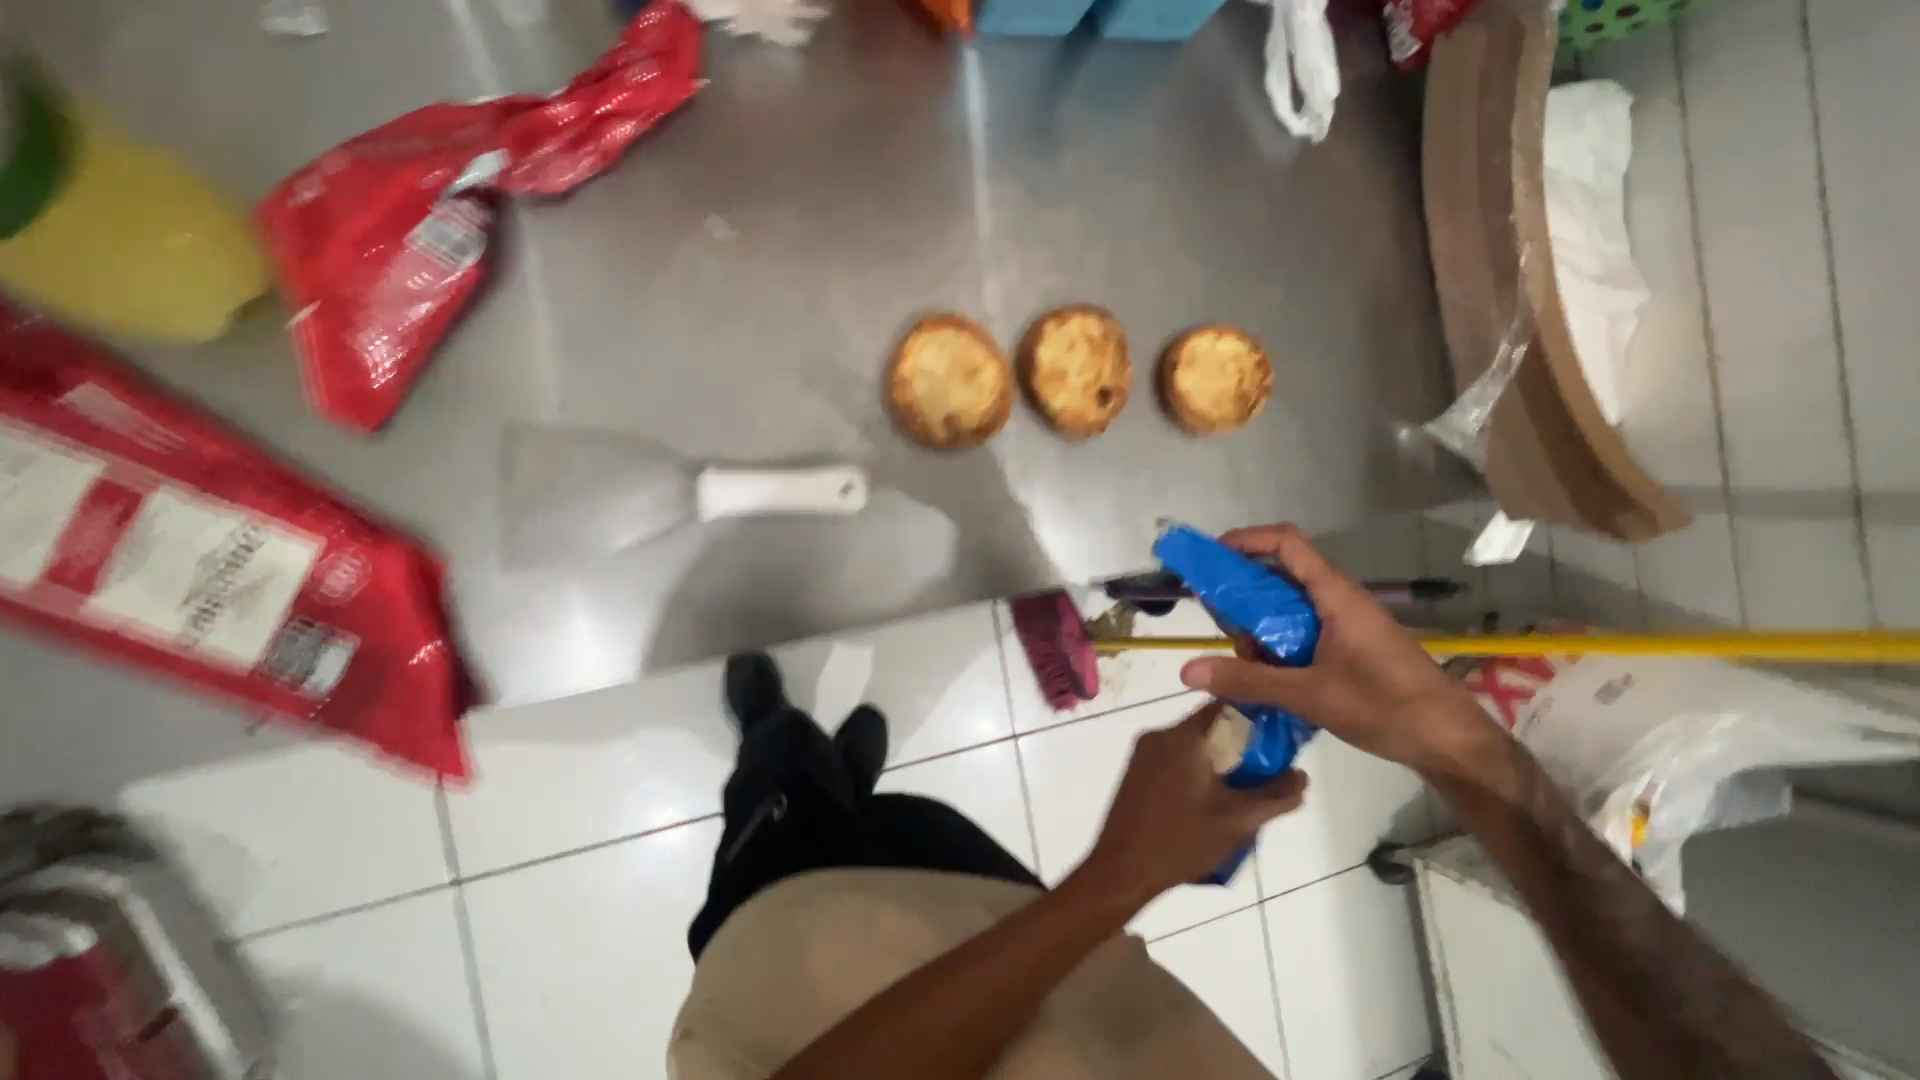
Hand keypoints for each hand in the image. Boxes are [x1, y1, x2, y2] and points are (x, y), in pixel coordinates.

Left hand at [1077, 701, 1307, 906]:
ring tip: (1242, 793)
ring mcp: (1142, 754)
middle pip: (1209, 728)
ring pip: (1192, 746)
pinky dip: (1196, 772)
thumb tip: (1302, 776)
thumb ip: (1275, 796)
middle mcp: (1158, 736)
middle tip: (1267, 772)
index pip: (1225, 706)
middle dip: (1240, 747)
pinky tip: (1211, 803)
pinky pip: (1174, 760)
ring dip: (1218, 763)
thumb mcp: (1237, 821)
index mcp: (1181, 737)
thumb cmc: (1181, 842)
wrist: (1121, 872)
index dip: (1257, 715)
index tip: (1281, 733)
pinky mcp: (1135, 773)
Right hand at [1177, 523, 1499, 779]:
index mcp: (1335, 596)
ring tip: (1245, 660)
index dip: (1245, 540)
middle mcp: (1341, 600)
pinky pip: (1305, 630)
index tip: (1210, 558)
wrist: (1451, 742)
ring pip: (1291, 606)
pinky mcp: (1353, 647)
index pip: (1286, 543)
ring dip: (1261, 624)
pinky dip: (1279, 643)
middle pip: (1282, 574)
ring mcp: (1349, 624)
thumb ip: (1248, 681)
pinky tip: (1269, 677)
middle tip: (1219, 621)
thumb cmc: (1386, 707)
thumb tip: (1187, 671)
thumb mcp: (1310, 695)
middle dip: (1244, 591)